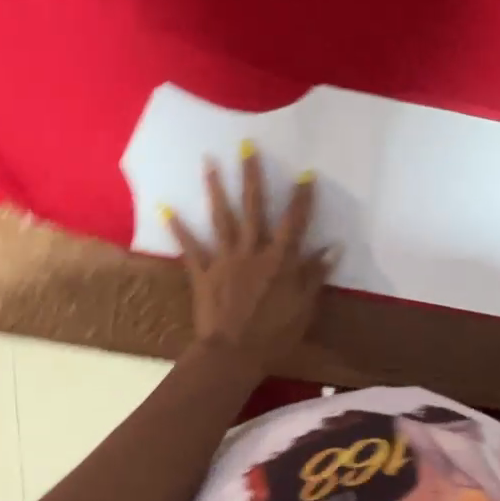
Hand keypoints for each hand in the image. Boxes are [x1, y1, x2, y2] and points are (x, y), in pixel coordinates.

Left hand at [165, 146, 330, 370]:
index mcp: (279, 260)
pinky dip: (178, 229)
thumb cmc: (274, 335)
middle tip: (247, 145)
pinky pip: (190, 248)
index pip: (293, 222)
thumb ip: (315, 275)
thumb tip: (332, 247)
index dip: (301, 198)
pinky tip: (166, 209)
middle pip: (253, 208)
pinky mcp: (202, 274)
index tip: (306, 172)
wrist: (233, 355)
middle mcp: (251, 252)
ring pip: (221, 219)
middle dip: (251, 176)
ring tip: (209, 163)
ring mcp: (224, 260)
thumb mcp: (304, 307)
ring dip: (215, 190)